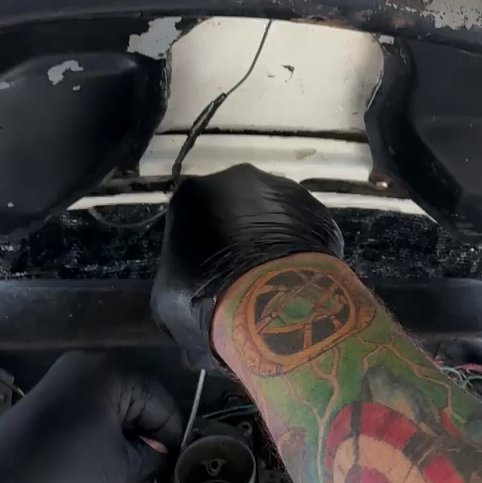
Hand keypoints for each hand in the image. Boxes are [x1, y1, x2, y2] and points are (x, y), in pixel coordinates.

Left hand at [0, 352, 181, 482]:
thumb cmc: (61, 476)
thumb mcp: (118, 469)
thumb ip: (149, 455)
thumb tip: (160, 452)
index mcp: (110, 371)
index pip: (158, 399)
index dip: (171, 432)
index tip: (177, 459)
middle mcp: (86, 365)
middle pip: (134, 397)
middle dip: (146, 431)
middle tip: (155, 465)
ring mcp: (62, 382)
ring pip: (109, 405)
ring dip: (122, 434)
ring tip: (130, 467)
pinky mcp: (43, 404)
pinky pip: (86, 411)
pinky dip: (99, 433)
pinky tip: (102, 461)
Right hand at [152, 164, 343, 368]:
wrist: (271, 304)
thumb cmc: (207, 299)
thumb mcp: (167, 297)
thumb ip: (176, 274)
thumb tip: (188, 289)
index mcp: (193, 193)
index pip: (192, 214)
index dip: (199, 243)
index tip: (206, 267)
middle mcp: (236, 178)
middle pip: (233, 203)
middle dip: (236, 230)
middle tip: (239, 269)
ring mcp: (280, 187)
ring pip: (270, 210)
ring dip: (269, 234)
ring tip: (270, 274)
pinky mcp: (314, 206)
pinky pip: (301, 225)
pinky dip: (298, 244)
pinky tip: (295, 274)